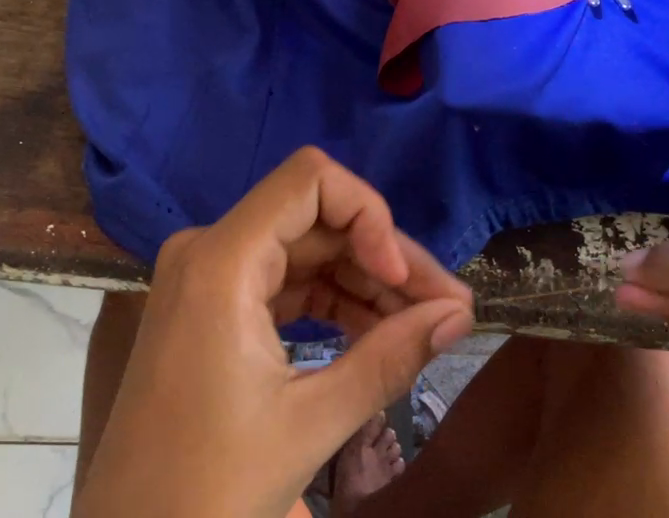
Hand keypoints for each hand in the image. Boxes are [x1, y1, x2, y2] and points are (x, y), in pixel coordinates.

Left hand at [75, 147, 475, 517]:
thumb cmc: (210, 487)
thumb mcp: (310, 422)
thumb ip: (389, 358)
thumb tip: (459, 315)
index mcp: (222, 260)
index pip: (310, 180)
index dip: (371, 215)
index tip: (405, 279)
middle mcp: (211, 250)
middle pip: (317, 220)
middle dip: (385, 258)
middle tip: (447, 309)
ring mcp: (208, 278)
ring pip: (307, 252)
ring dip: (367, 283)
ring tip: (425, 327)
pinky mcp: (213, 308)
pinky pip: (286, 283)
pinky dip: (334, 303)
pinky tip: (380, 335)